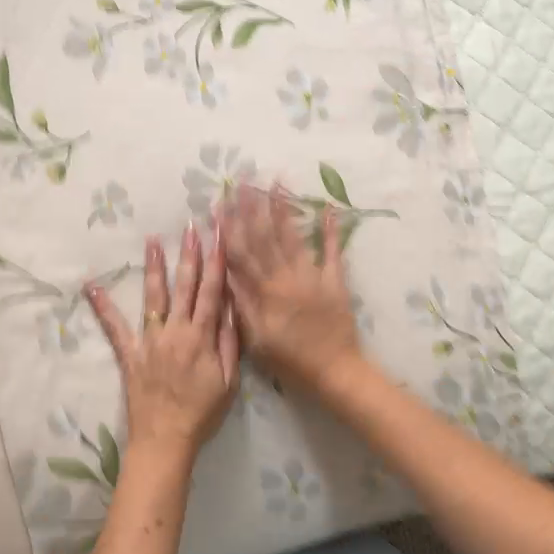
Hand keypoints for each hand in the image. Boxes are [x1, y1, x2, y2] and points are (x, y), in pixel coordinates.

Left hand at [87, 224, 239, 461]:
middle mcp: (176, 332)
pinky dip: (103, 307)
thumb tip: (234, 308)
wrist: (165, 440)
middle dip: (189, 254)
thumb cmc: (203, 413)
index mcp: (203, 337)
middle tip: (191, 226)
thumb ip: (230, 343)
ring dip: (155, 268)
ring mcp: (150, 341)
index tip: (220, 237)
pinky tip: (92, 286)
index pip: (213, 292)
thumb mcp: (229, 381)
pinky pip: (115, 328)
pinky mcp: (130, 354)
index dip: (217, 262)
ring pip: (154, 297)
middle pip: (185, 287)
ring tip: (152, 241)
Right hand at [221, 183, 364, 392]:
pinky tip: (328, 208)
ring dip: (283, 209)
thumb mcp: (257, 340)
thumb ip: (242, 306)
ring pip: (293, 237)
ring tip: (276, 182)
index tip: (219, 205)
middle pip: (265, 238)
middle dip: (252, 208)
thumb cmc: (291, 361)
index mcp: (265, 292)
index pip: (241, 254)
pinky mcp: (334, 281)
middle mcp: (286, 278)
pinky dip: (331, 230)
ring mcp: (312, 277)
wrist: (334, 371)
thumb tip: (225, 275)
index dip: (229, 229)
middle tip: (243, 181)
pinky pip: (332, 252)